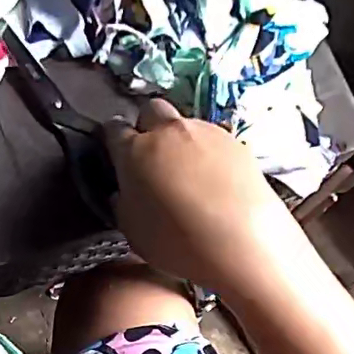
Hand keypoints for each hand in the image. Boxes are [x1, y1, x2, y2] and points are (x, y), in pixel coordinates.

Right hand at [104, 99, 309, 299]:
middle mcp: (169, 132)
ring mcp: (206, 133)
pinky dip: (209, 156)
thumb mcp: (133, 232)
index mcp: (134, 152)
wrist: (241, 242)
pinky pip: (214, 142)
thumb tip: (124, 192)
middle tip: (151, 158)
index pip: (113, 130)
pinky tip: (215, 184)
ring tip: (188, 177)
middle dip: (147, 127)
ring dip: (181, 143)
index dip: (112, 141)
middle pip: (152, 110)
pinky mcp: (237, 143)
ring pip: (186, 125)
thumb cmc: (176, 243)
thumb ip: (123, 203)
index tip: (116, 154)